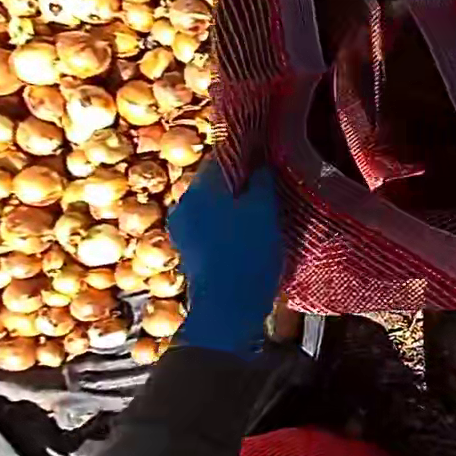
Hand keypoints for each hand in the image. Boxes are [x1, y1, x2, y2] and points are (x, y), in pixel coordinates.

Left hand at [167, 164, 284, 356]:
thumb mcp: (263, 211)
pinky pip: (212, 224)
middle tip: (272, 181)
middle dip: (241, 179)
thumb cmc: (248, 251)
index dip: (246, 151)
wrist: (229, 305)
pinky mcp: (191, 250)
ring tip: (265, 207)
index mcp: (199, 190)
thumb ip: (261, 182)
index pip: (221, 157)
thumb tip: (260, 163)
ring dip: (236, 202)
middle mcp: (184, 205)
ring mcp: (184, 230)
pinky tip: (251, 230)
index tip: (268, 152)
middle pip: (216, 182)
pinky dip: (230, 221)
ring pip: (214, 204)